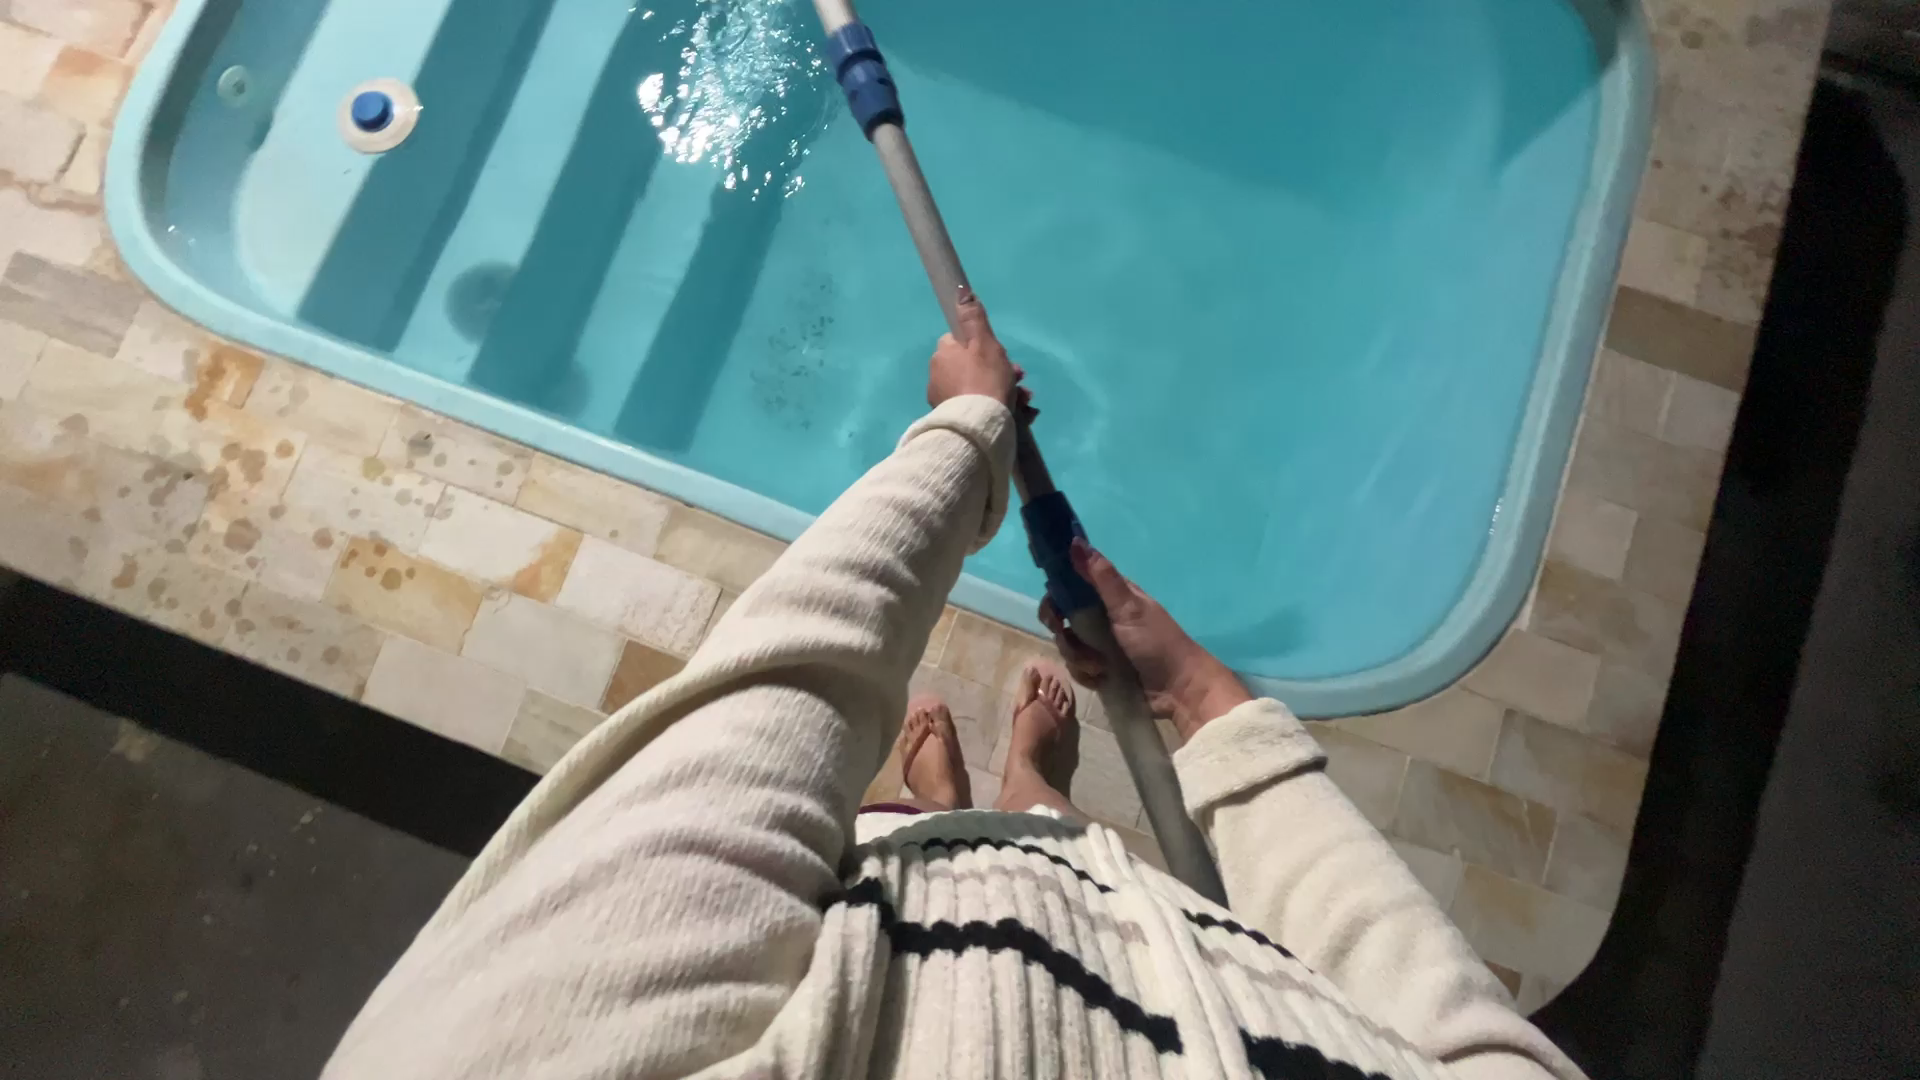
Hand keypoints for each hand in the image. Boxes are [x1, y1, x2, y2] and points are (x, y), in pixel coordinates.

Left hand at [927, 290, 1034, 421]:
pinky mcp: (953, 418)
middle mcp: (938, 374)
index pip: (963, 341)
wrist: (979, 426)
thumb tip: (960, 291)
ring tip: (1024, 403)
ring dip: (1004, 391)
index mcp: (944, 353)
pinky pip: (978, 406)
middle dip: (1000, 372)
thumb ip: (974, 317)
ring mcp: (943, 399)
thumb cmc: (985, 380)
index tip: (1004, 357)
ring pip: (979, 387)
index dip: (985, 346)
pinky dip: (996, 407)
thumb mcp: (985, 343)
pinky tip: (1018, 416)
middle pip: (973, 365)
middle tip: (1019, 381)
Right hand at [1039, 539, 1250, 740]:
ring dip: (1077, 656)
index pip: (1069, 585)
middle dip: (1060, 629)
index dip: (1055, 593)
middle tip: (1065, 635)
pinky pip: (1076, 668)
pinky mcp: (1098, 669)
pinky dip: (1085, 674)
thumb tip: (1075, 540)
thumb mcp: (1128, 606)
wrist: (1177, 690)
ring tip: (1099, 666)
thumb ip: (1100, 576)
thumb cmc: (1156, 642)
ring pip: (1066, 644)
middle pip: (1060, 616)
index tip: (1054, 607)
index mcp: (1108, 595)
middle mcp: (1100, 616)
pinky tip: (1102, 678)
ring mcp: (1098, 644)